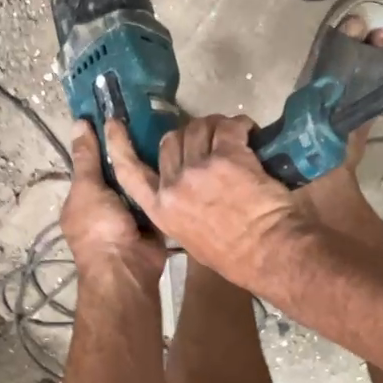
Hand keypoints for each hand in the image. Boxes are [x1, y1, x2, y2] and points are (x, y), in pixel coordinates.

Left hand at [62, 121, 166, 279]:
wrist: (128, 268)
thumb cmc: (99, 228)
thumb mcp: (86, 188)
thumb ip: (86, 158)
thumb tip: (79, 122)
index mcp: (84, 197)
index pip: (93, 161)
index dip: (104, 139)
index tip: (119, 112)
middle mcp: (107, 203)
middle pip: (119, 169)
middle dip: (132, 148)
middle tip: (151, 116)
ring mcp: (132, 212)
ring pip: (140, 179)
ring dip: (151, 161)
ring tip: (169, 127)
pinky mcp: (155, 217)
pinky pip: (158, 192)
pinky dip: (165, 178)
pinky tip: (179, 154)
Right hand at [104, 115, 322, 292]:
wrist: (269, 253)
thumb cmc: (236, 257)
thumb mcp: (192, 238)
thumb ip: (180, 211)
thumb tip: (186, 192)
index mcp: (160, 210)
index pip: (129, 171)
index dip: (119, 144)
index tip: (113, 124)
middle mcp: (172, 186)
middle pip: (170, 142)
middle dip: (189, 135)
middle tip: (211, 138)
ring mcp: (198, 169)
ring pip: (197, 129)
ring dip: (216, 126)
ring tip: (234, 133)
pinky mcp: (226, 156)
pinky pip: (228, 127)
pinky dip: (240, 125)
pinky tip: (250, 131)